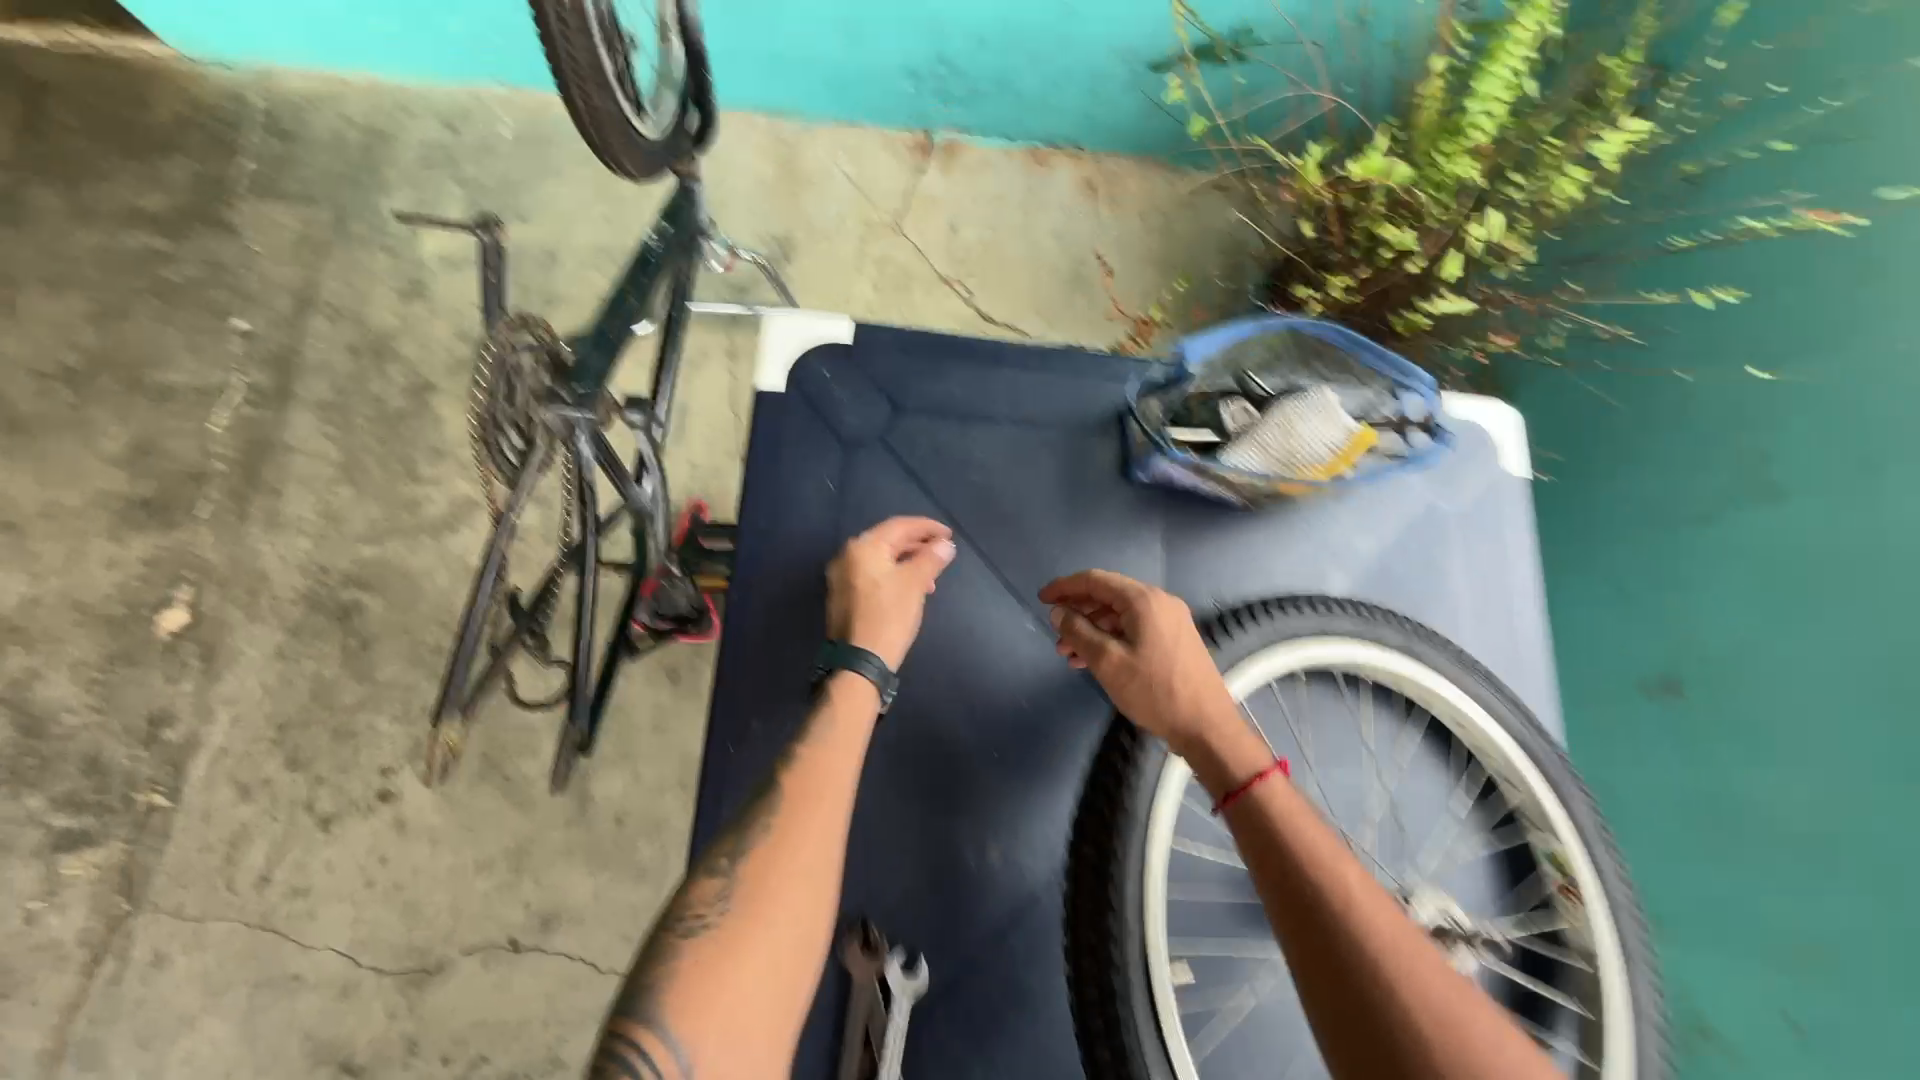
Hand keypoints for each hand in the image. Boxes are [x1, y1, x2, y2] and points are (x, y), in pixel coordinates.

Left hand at [826, 517, 956, 670]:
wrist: (859, 661)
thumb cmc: (889, 617)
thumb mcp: (915, 584)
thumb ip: (931, 558)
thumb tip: (945, 545)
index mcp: (863, 547)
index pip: (899, 526)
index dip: (927, 528)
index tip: (949, 535)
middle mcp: (847, 556)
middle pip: (888, 541)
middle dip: (917, 544)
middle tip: (941, 550)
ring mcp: (841, 577)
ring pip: (880, 560)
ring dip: (907, 562)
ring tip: (931, 577)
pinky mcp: (842, 596)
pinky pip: (872, 575)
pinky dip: (893, 575)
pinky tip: (910, 589)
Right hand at [1038, 570, 1239, 756]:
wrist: (1205, 726)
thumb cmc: (1153, 691)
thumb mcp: (1107, 662)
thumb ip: (1078, 632)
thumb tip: (1058, 612)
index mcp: (1143, 600)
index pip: (1095, 580)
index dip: (1064, 587)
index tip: (1041, 599)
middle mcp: (1159, 601)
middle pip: (1108, 595)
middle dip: (1077, 612)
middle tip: (1054, 633)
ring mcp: (1170, 620)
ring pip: (1120, 615)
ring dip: (1092, 629)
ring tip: (1068, 654)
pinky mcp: (1174, 639)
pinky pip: (1134, 628)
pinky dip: (1110, 638)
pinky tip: (1093, 660)